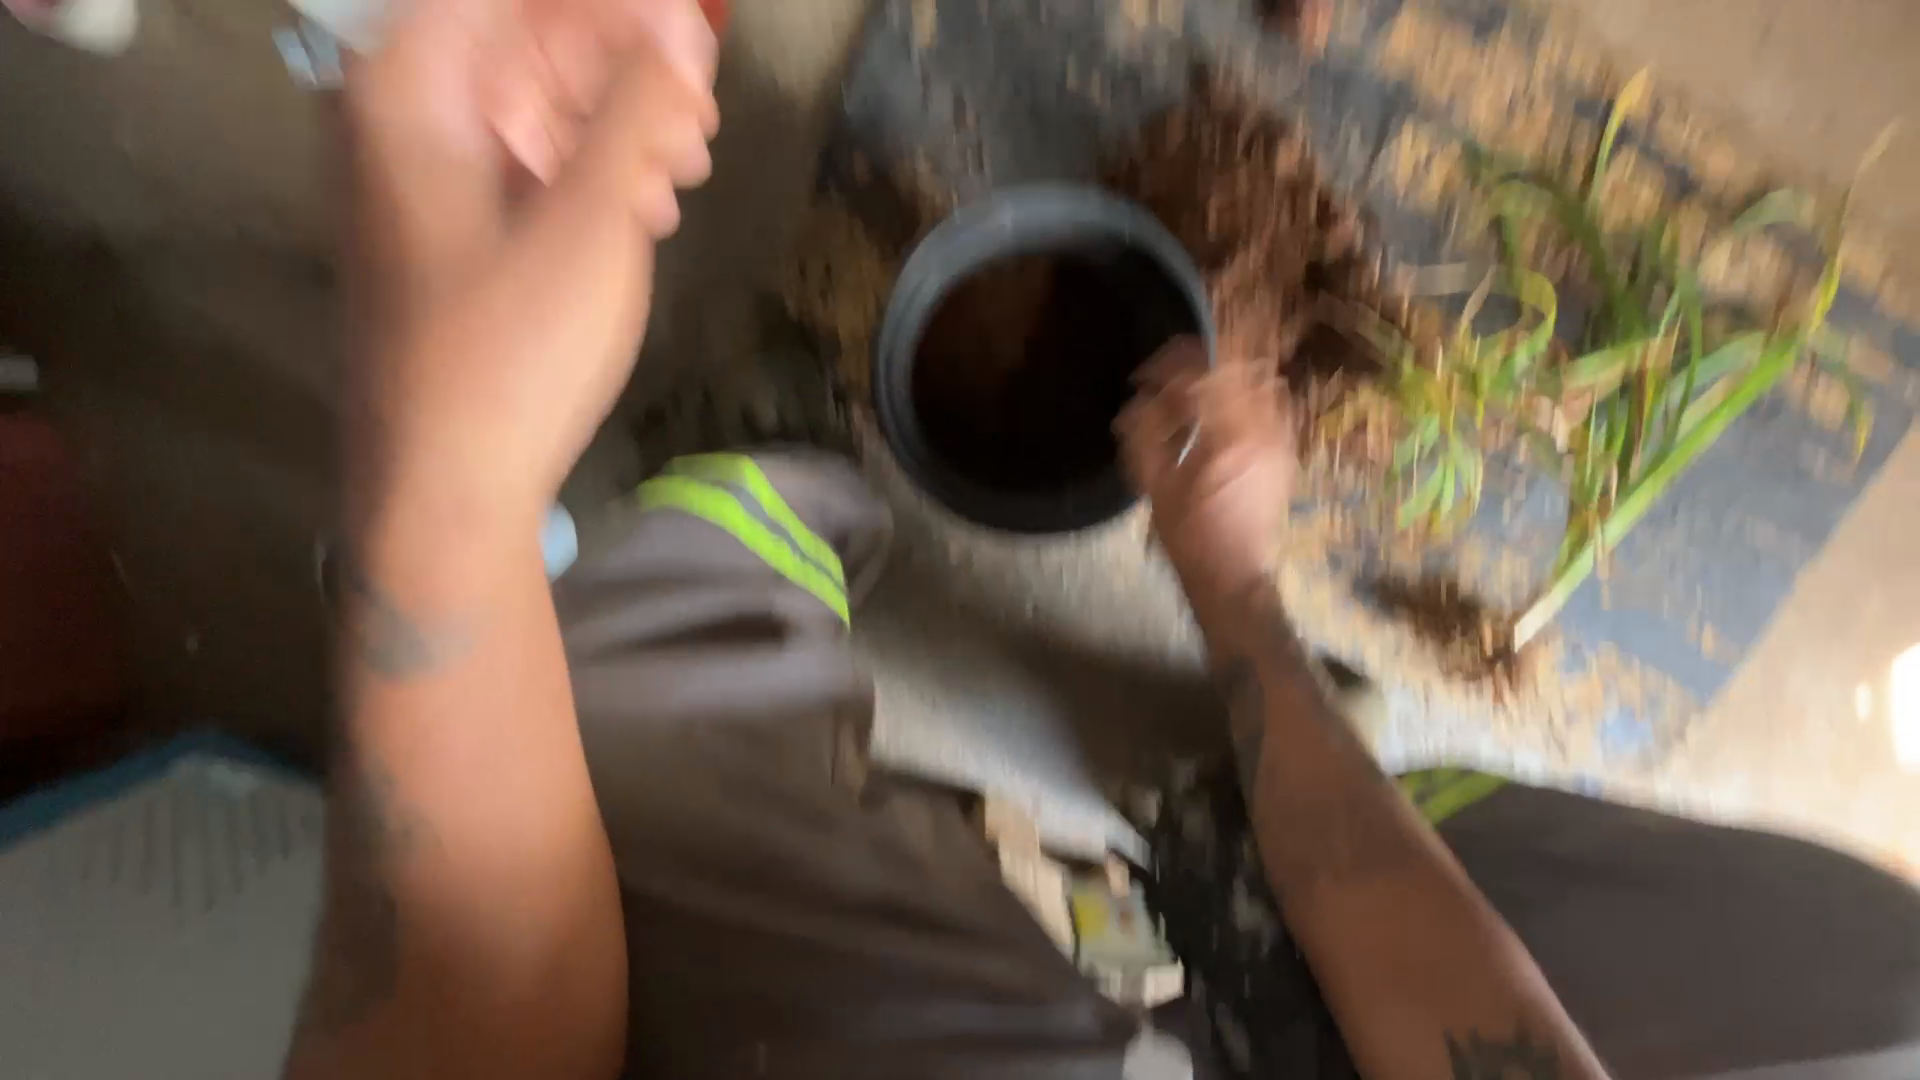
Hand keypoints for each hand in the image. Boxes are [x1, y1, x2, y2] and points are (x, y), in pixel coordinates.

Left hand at [343, 0, 719, 532]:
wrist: (450, 477)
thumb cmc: (517, 347)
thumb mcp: (593, 221)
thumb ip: (639, 114)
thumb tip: (681, 38)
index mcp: (416, 85)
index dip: (621, 11)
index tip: (699, 38)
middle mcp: (406, 114)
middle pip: (529, 42)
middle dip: (627, 70)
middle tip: (703, 119)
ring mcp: (427, 180)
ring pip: (535, 110)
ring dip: (620, 128)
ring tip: (688, 169)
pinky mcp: (456, 236)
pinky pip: (529, 170)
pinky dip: (593, 176)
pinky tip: (647, 210)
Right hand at [1116, 338, 1297, 609]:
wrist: (1234, 575)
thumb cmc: (1189, 536)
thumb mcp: (1156, 488)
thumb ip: (1146, 434)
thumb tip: (1138, 400)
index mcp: (1226, 438)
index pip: (1203, 373)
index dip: (1169, 364)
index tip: (1145, 377)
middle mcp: (1263, 429)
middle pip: (1238, 364)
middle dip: (1198, 360)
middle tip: (1169, 376)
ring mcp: (1281, 438)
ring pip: (1261, 377)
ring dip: (1227, 373)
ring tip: (1196, 390)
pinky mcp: (1286, 450)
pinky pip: (1275, 402)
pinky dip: (1248, 393)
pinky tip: (1224, 411)